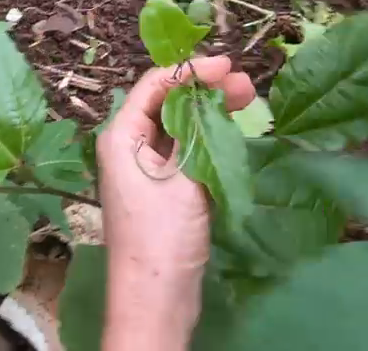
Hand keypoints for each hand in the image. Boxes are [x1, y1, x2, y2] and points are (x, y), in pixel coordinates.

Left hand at [95, 56, 253, 350]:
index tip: (225, 65)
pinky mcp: (164, 188)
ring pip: (179, 125)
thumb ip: (193, 132)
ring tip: (245, 98)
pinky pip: (184, 149)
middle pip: (168, 102)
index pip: (155, 85)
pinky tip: (231, 129)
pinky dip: (207, 136)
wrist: (156, 302)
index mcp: (122, 135)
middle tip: (244, 82)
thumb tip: (206, 93)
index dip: (189, 70)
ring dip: (209, 110)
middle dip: (204, 88)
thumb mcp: (182, 178)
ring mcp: (146, 167)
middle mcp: (129, 144)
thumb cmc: (162, 237)